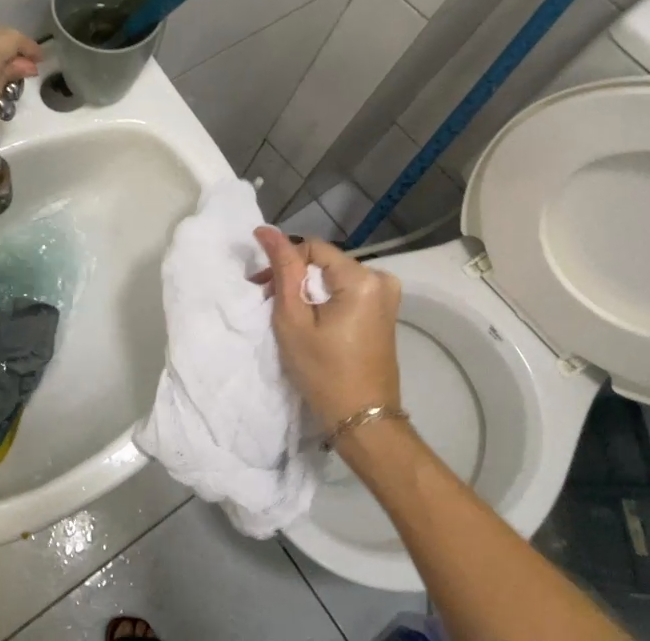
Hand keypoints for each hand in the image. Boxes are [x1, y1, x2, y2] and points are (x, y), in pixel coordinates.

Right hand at [256, 229, 403, 426]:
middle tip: (269, 302)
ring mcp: (387, 296)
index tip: (261, 287)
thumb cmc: (324, 372)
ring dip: (307, 289)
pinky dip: (325, 300)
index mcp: (362, 278)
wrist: (363, 419)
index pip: (311, 247)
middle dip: (294, 276)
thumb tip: (267, 230)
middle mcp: (381, 279)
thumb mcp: (293, 320)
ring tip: (287, 315)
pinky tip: (310, 322)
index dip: (283, 261)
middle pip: (323, 262)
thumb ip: (283, 270)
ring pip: (333, 277)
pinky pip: (347, 291)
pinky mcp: (384, 312)